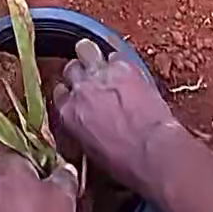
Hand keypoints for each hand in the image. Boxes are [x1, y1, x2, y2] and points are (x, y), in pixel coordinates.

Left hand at [0, 149, 78, 211]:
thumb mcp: (65, 197)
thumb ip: (66, 175)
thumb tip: (66, 172)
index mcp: (5, 161)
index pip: (30, 150)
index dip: (51, 165)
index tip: (63, 177)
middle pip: (23, 178)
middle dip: (43, 193)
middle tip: (61, 206)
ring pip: (17, 204)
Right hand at [53, 38, 184, 195]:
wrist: (153, 153)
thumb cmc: (126, 162)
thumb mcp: (91, 150)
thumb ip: (81, 126)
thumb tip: (86, 121)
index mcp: (69, 113)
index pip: (60, 92)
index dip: (70, 92)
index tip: (77, 95)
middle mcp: (81, 89)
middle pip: (71, 68)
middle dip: (79, 72)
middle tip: (91, 79)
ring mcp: (101, 74)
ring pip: (86, 49)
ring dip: (91, 54)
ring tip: (100, 62)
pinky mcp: (123, 66)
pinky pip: (115, 55)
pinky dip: (119, 62)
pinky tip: (126, 70)